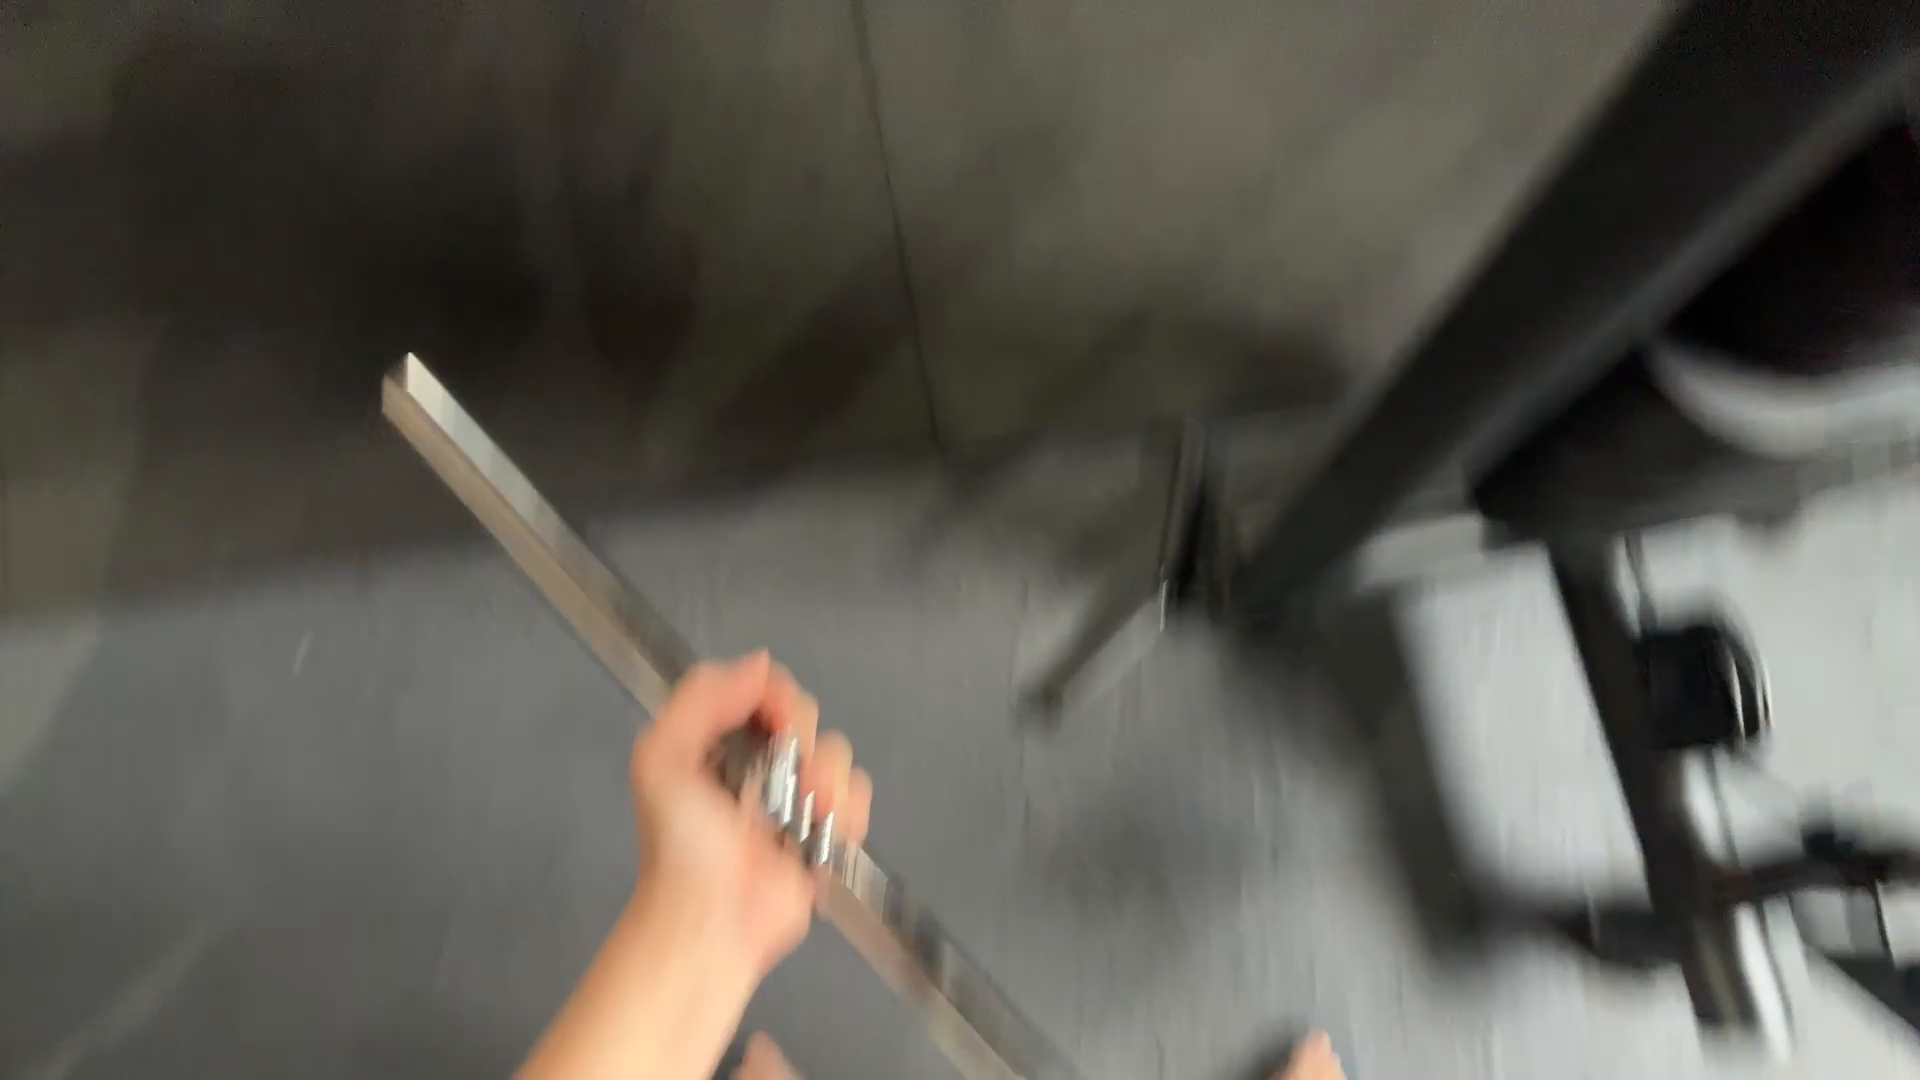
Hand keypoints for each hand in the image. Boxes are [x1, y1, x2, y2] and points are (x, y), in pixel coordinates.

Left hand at [629, 651, 872, 981]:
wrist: (712, 920)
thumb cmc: (682, 844)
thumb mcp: (662, 759)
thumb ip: (699, 699)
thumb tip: (761, 663)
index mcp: (723, 736)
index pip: (765, 686)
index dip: (776, 695)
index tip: (774, 721)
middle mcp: (763, 756)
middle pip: (806, 713)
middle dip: (803, 740)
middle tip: (789, 774)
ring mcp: (798, 790)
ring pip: (838, 750)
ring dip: (829, 780)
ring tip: (808, 812)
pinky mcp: (828, 824)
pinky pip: (859, 792)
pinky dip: (851, 808)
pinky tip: (827, 828)